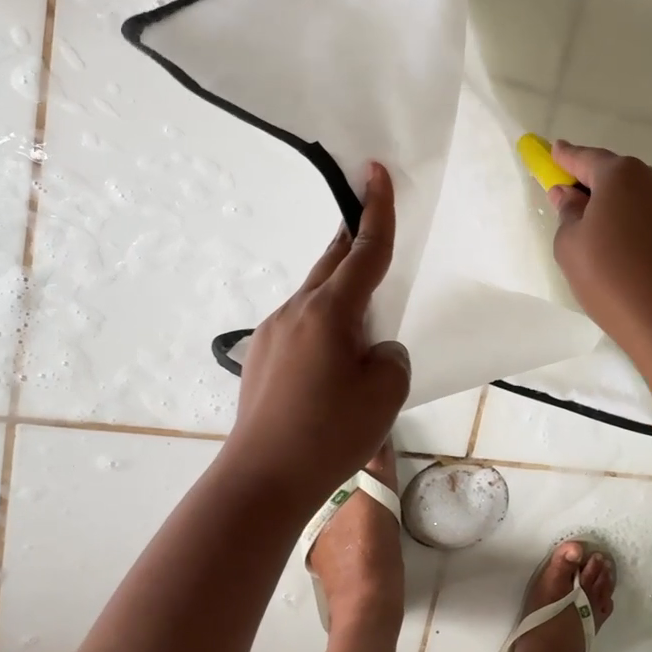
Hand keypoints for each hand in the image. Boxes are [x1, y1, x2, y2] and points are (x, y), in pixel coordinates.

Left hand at [229, 162, 410, 483]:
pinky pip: (303, 324)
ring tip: (367, 312)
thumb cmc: (331, 432)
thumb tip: (372, 349)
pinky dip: (327, 322)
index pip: (364, 251)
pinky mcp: (263, 358)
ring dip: (343, 289)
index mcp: (330, 312)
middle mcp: (296, 312)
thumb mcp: (386, 391)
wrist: (261, 480)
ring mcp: (274, 334)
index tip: (376, 171)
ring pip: (316, 295)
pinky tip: (338, 356)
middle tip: (372, 216)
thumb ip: (390, 355)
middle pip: (333, 262)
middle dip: (355, 237)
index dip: (378, 211)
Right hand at [546, 141, 651, 370]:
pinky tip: (650, 264)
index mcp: (624, 176)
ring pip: (651, 202)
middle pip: (624, 179)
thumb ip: (568, 214)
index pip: (587, 159)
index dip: (567, 158)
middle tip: (582, 213)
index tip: (554, 152)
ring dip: (632, 215)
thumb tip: (570, 194)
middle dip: (602, 190)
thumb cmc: (617, 283)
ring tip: (619, 250)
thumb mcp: (572, 249)